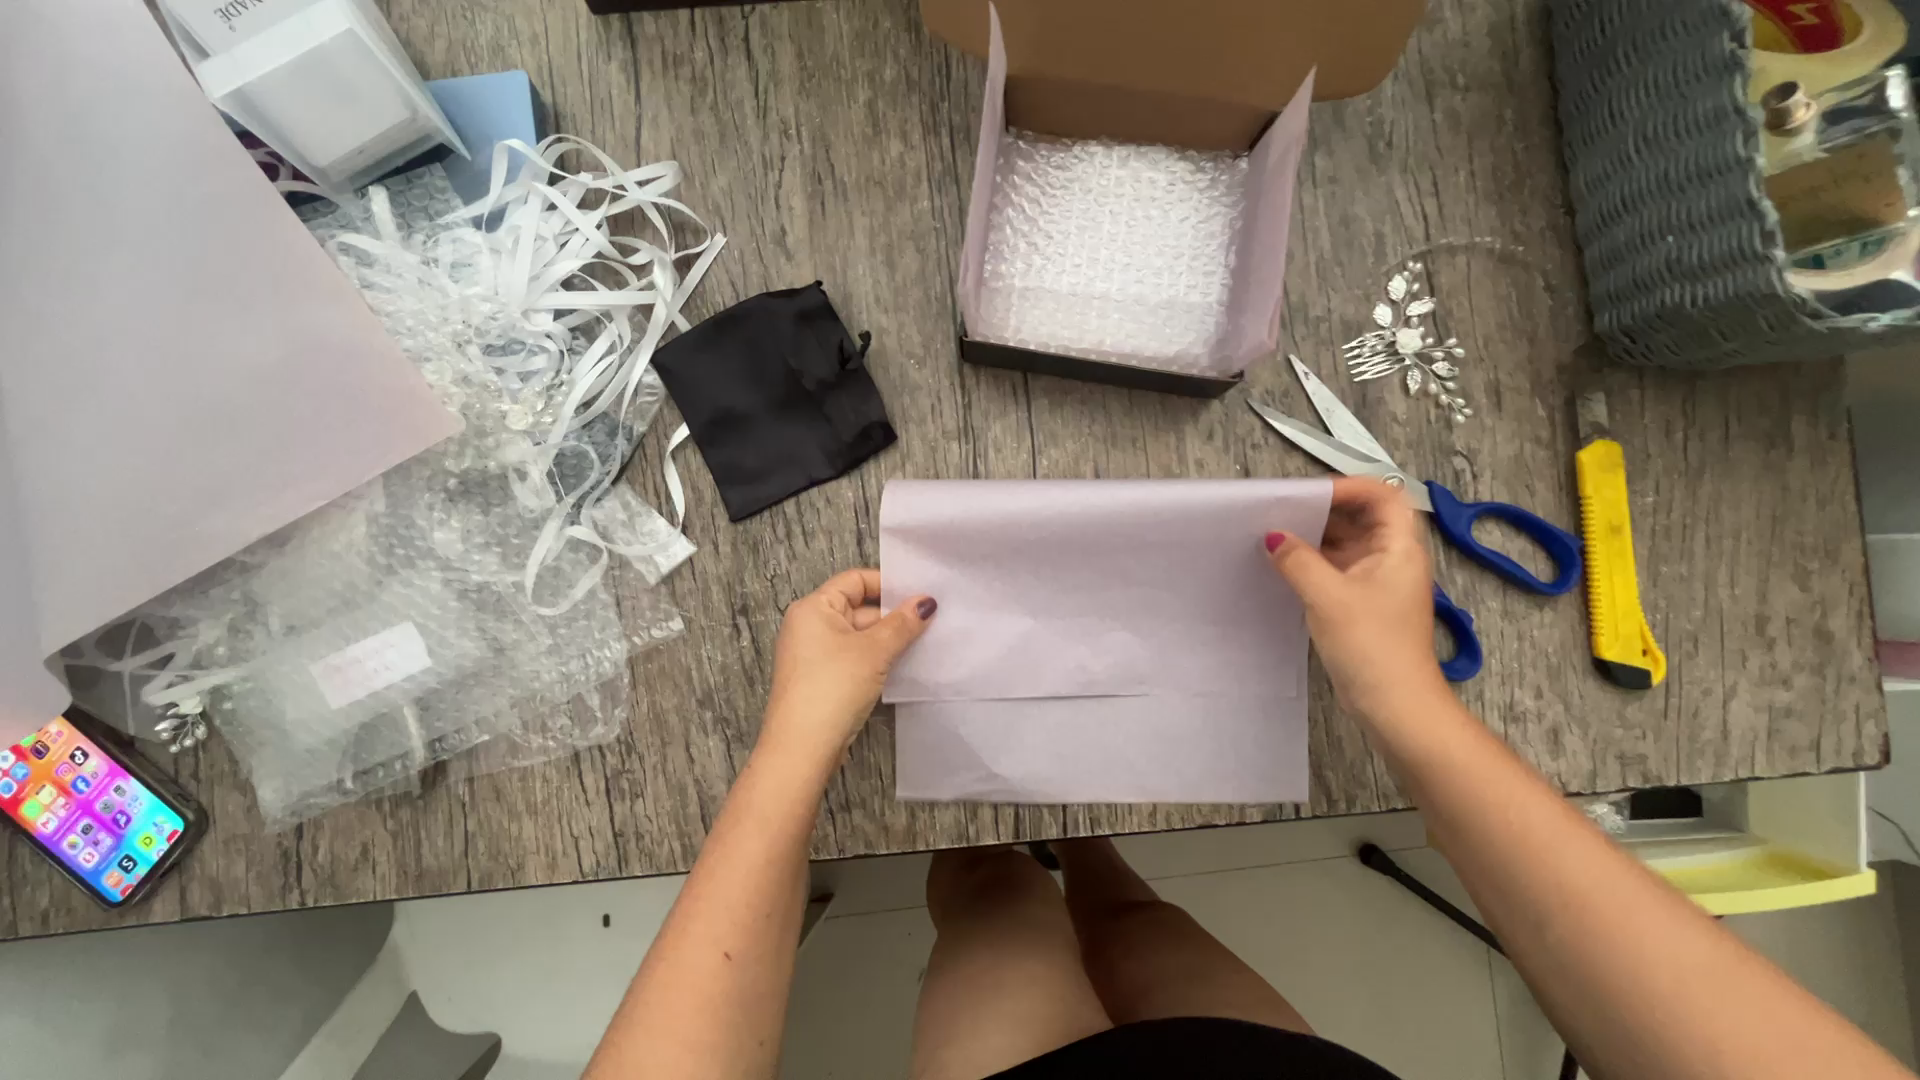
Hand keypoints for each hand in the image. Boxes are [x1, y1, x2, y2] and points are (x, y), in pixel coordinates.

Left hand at [760, 568, 935, 760]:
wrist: (802, 747)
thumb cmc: (833, 688)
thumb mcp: (874, 651)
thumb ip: (902, 623)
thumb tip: (926, 602)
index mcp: (814, 608)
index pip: (855, 580)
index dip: (887, 584)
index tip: (920, 593)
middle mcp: (810, 626)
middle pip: (859, 607)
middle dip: (893, 615)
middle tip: (932, 619)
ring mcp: (815, 654)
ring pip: (859, 636)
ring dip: (888, 639)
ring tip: (925, 640)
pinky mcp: (823, 679)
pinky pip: (855, 658)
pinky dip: (877, 659)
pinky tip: (904, 665)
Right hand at [1266, 477, 1448, 718]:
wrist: (1395, 704)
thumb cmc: (1371, 646)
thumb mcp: (1327, 596)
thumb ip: (1297, 560)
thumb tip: (1272, 537)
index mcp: (1399, 548)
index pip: (1383, 496)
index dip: (1349, 486)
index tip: (1308, 493)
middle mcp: (1392, 559)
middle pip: (1361, 517)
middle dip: (1322, 511)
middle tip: (1281, 510)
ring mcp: (1376, 582)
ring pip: (1345, 544)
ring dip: (1313, 538)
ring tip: (1274, 534)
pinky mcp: (1360, 603)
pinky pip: (1335, 568)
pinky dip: (1311, 562)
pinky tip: (1283, 565)